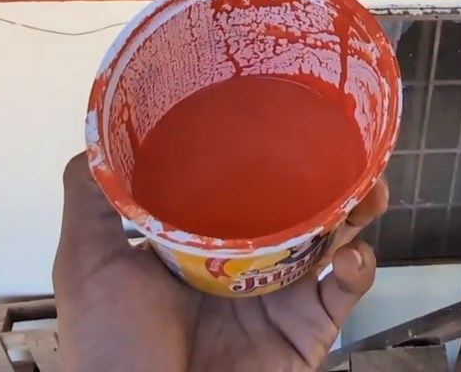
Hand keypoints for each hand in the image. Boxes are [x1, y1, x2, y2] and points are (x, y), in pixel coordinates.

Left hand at [52, 154, 389, 371]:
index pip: (252, 185)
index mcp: (211, 242)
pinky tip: (352, 255)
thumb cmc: (112, 349)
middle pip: (306, 206)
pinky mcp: (307, 331)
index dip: (276, 152)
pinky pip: (346, 292)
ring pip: (338, 239)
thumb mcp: (89, 265)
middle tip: (349, 147)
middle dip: (333, 175)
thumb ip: (92, 203)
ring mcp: (284, 297)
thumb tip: (97, 137)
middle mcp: (253, 263)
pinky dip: (359, 269)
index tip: (289, 112)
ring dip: (361, 210)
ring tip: (371, 190)